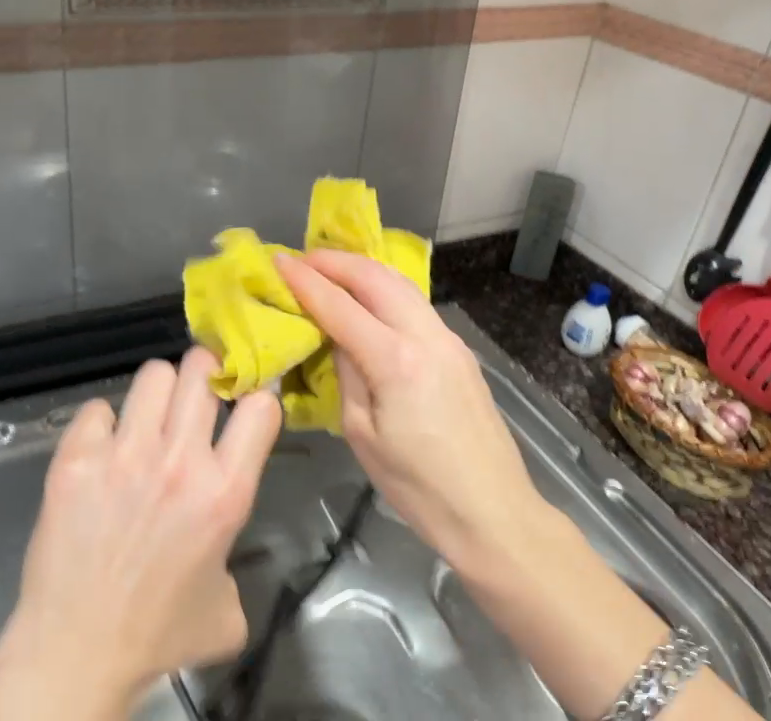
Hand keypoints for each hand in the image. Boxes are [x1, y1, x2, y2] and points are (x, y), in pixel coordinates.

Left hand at [0, 349, 281, 717]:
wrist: (77, 651)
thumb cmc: (158, 634)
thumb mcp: (228, 608)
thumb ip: (236, 562)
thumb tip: (221, 546)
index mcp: (225, 493)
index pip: (260, 405)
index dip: (255, 397)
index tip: (244, 402)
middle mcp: (179, 462)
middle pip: (201, 370)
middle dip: (205, 373)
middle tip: (196, 393)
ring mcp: (123, 455)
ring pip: (153, 375)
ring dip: (157, 393)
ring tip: (148, 418)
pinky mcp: (75, 458)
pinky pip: (98, 407)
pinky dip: (102, 424)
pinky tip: (101, 450)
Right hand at [276, 250, 548, 573]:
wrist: (492, 511)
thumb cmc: (418, 486)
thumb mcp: (362, 434)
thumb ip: (347, 374)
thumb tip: (338, 338)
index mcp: (395, 360)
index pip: (340, 305)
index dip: (305, 281)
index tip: (278, 261)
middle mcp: (426, 336)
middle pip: (376, 278)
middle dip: (337, 261)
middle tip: (303, 259)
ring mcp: (449, 340)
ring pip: (402, 285)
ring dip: (364, 271)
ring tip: (332, 270)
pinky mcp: (460, 352)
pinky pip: (417, 306)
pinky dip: (386, 291)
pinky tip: (369, 301)